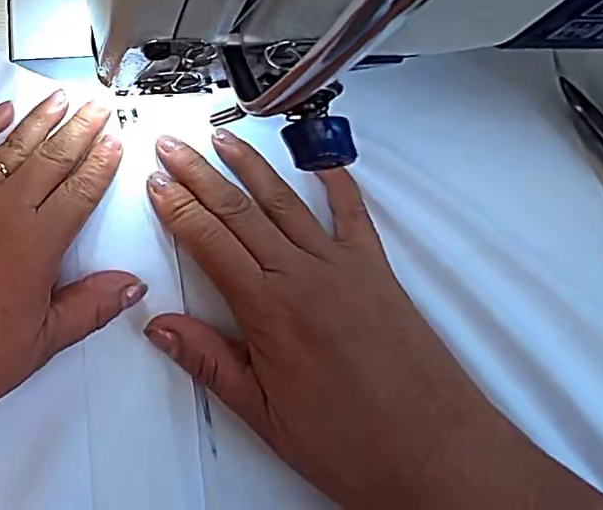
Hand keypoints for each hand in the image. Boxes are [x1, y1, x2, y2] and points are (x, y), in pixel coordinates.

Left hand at [0, 90, 142, 440]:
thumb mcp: (40, 342)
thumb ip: (89, 306)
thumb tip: (127, 286)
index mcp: (35, 243)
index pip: (81, 190)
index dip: (102, 161)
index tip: (115, 140)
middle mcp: (3, 210)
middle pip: (53, 156)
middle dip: (81, 127)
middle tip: (98, 106)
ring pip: (14, 145)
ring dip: (41, 118)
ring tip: (61, 99)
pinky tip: (1, 112)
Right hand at [143, 129, 602, 509]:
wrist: (447, 464)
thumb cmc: (358, 447)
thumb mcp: (266, 417)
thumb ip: (208, 363)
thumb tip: (160, 327)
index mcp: (270, 310)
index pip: (208, 239)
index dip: (176, 205)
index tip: (155, 180)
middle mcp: (302, 276)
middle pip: (236, 209)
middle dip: (197, 171)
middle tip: (171, 145)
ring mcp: (341, 267)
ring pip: (283, 201)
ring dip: (247, 164)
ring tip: (221, 138)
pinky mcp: (376, 271)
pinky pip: (352, 215)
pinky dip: (337, 182)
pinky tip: (320, 161)